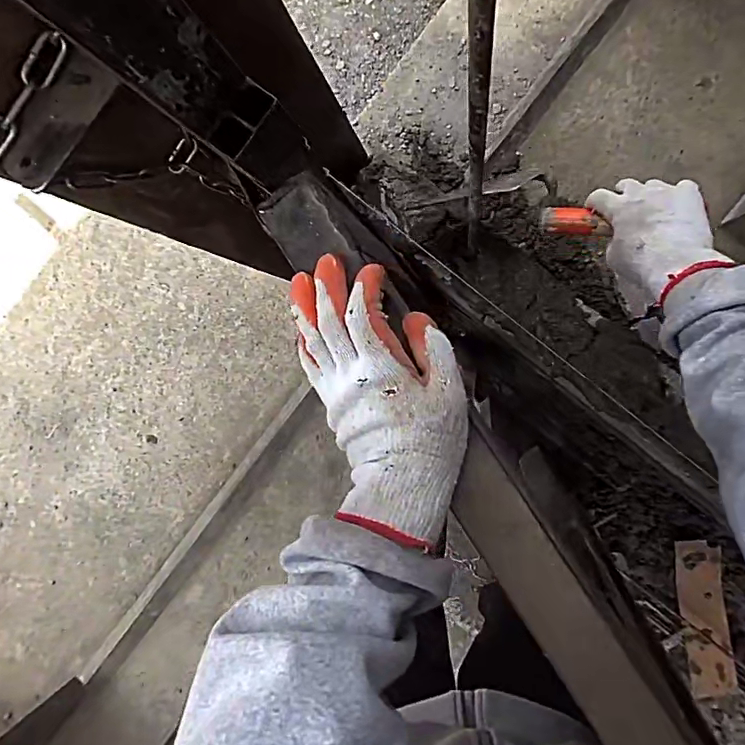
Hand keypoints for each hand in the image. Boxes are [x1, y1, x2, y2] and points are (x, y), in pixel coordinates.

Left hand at [291, 255, 466, 551]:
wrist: (401, 483)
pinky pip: (310, 365)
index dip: (364, 288)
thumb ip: (433, 348)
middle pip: (330, 320)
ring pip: (313, 339)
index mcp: (380, 367)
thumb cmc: (428, 441)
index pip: (363, 315)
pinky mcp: (330, 402)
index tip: (371, 272)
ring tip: (297, 282)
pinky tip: (300, 328)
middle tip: (325, 262)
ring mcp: (335, 388)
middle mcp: (351, 374)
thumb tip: (416, 321)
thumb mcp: (447, 391)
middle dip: (326, 287)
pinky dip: (303, 342)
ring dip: (304, 308)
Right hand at [584, 179, 733, 312]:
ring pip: (654, 185)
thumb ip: (613, 242)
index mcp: (618, 208)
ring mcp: (665, 192)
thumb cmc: (644, 265)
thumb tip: (618, 240)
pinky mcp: (688, 194)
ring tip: (656, 214)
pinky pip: (683, 188)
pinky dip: (680, 197)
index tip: (597, 211)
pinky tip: (680, 210)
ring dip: (652, 196)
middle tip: (627, 212)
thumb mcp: (614, 258)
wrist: (677, 266)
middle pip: (627, 185)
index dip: (595, 204)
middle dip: (624, 196)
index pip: (598, 196)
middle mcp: (640, 194)